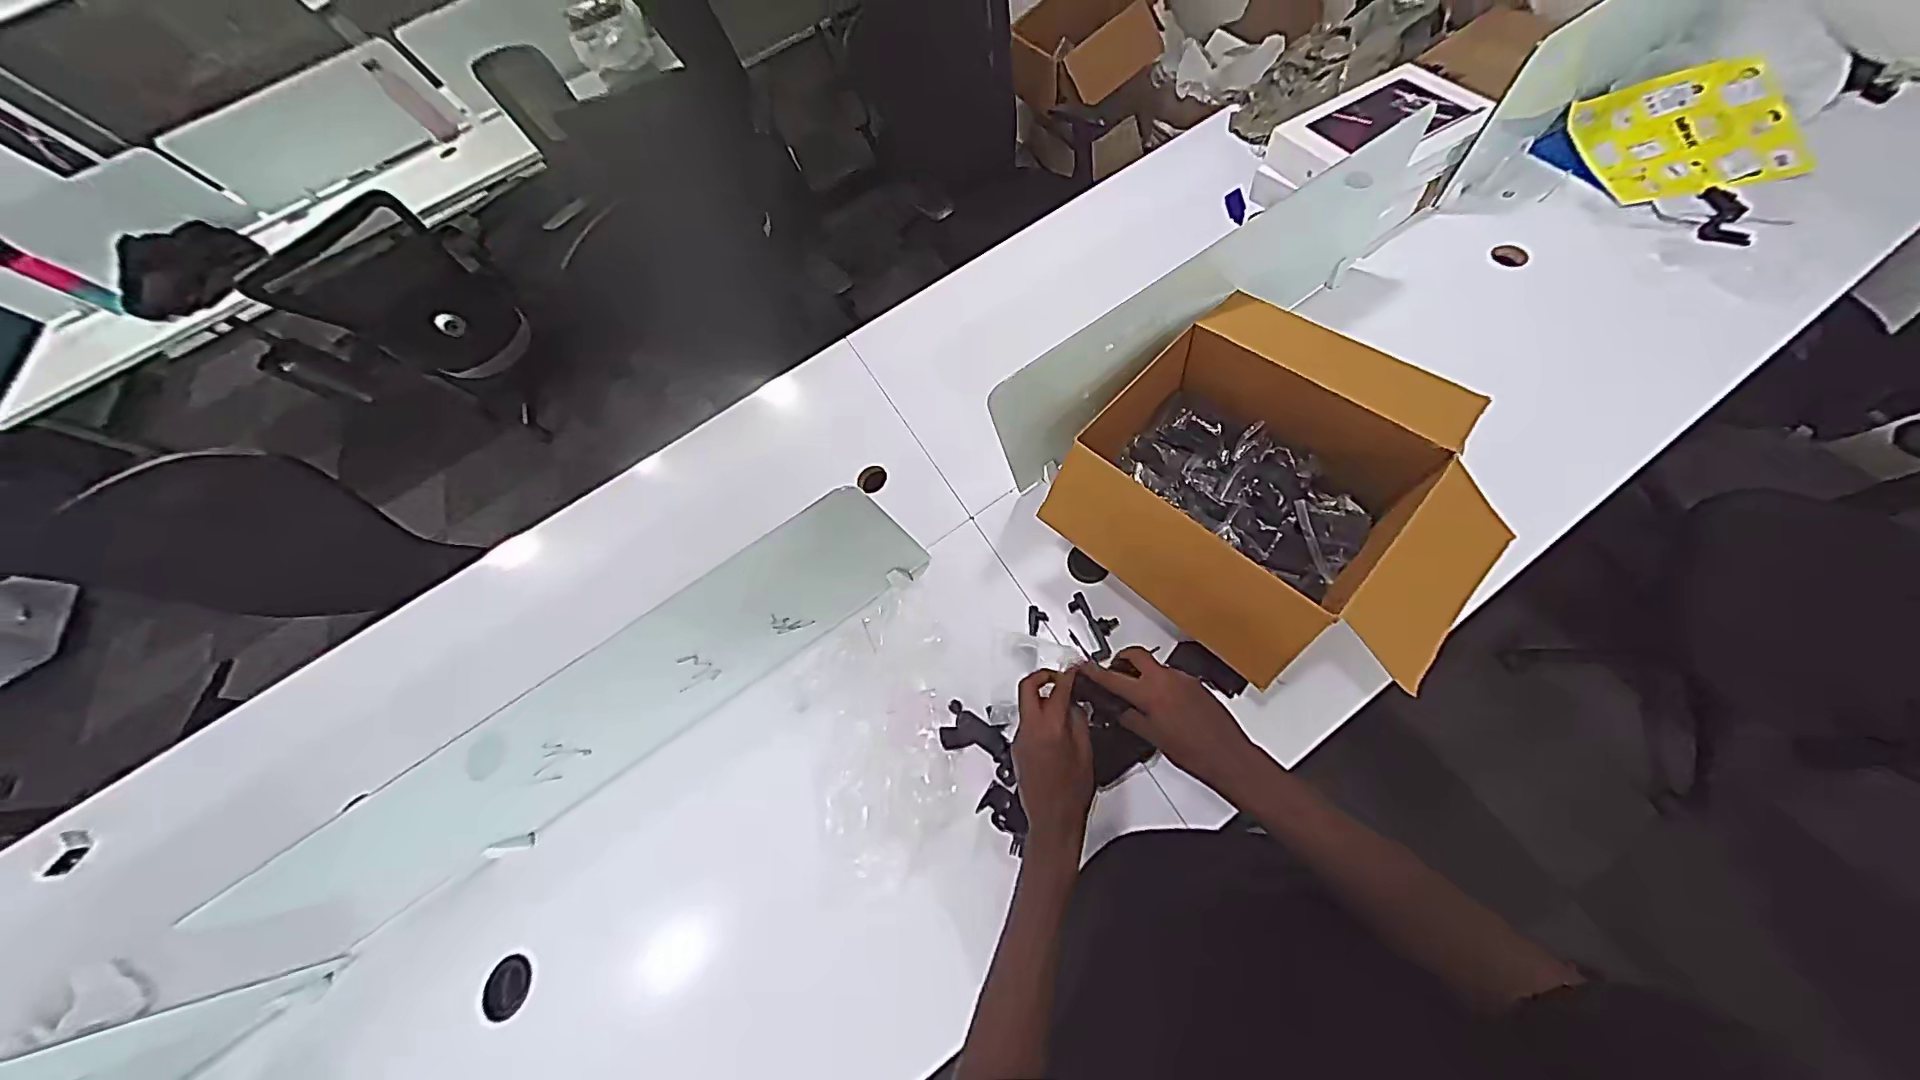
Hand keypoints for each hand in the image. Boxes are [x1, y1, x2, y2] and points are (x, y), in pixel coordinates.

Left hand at [1013, 668, 1093, 851]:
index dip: (1068, 675)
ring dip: (1041, 699)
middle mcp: (1030, 730)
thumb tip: (1076, 705)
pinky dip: (1039, 719)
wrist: (1052, 820)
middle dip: (1043, 676)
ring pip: (1026, 706)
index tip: (1073, 670)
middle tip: (1058, 677)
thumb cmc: (1070, 795)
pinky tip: (1054, 730)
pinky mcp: (1017, 749)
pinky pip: (1026, 724)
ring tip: (1061, 706)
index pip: (1058, 689)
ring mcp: (1020, 739)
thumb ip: (1080, 723)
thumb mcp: (1087, 754)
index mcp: (1051, 729)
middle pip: (1028, 687)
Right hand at [1077, 647, 1261, 793]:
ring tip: (1138, 693)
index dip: (1095, 672)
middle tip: (1113, 669)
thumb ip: (1130, 718)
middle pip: (1136, 654)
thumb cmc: (1196, 752)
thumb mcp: (1151, 737)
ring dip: (1142, 672)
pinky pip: (1172, 676)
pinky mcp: (1196, 684)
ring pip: (1155, 665)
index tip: (1086, 668)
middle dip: (1120, 659)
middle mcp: (1167, 679)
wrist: (1228, 756)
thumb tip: (1120, 710)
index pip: (1113, 677)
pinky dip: (1161, 683)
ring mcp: (1184, 679)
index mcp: (1150, 693)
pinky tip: (1163, 703)